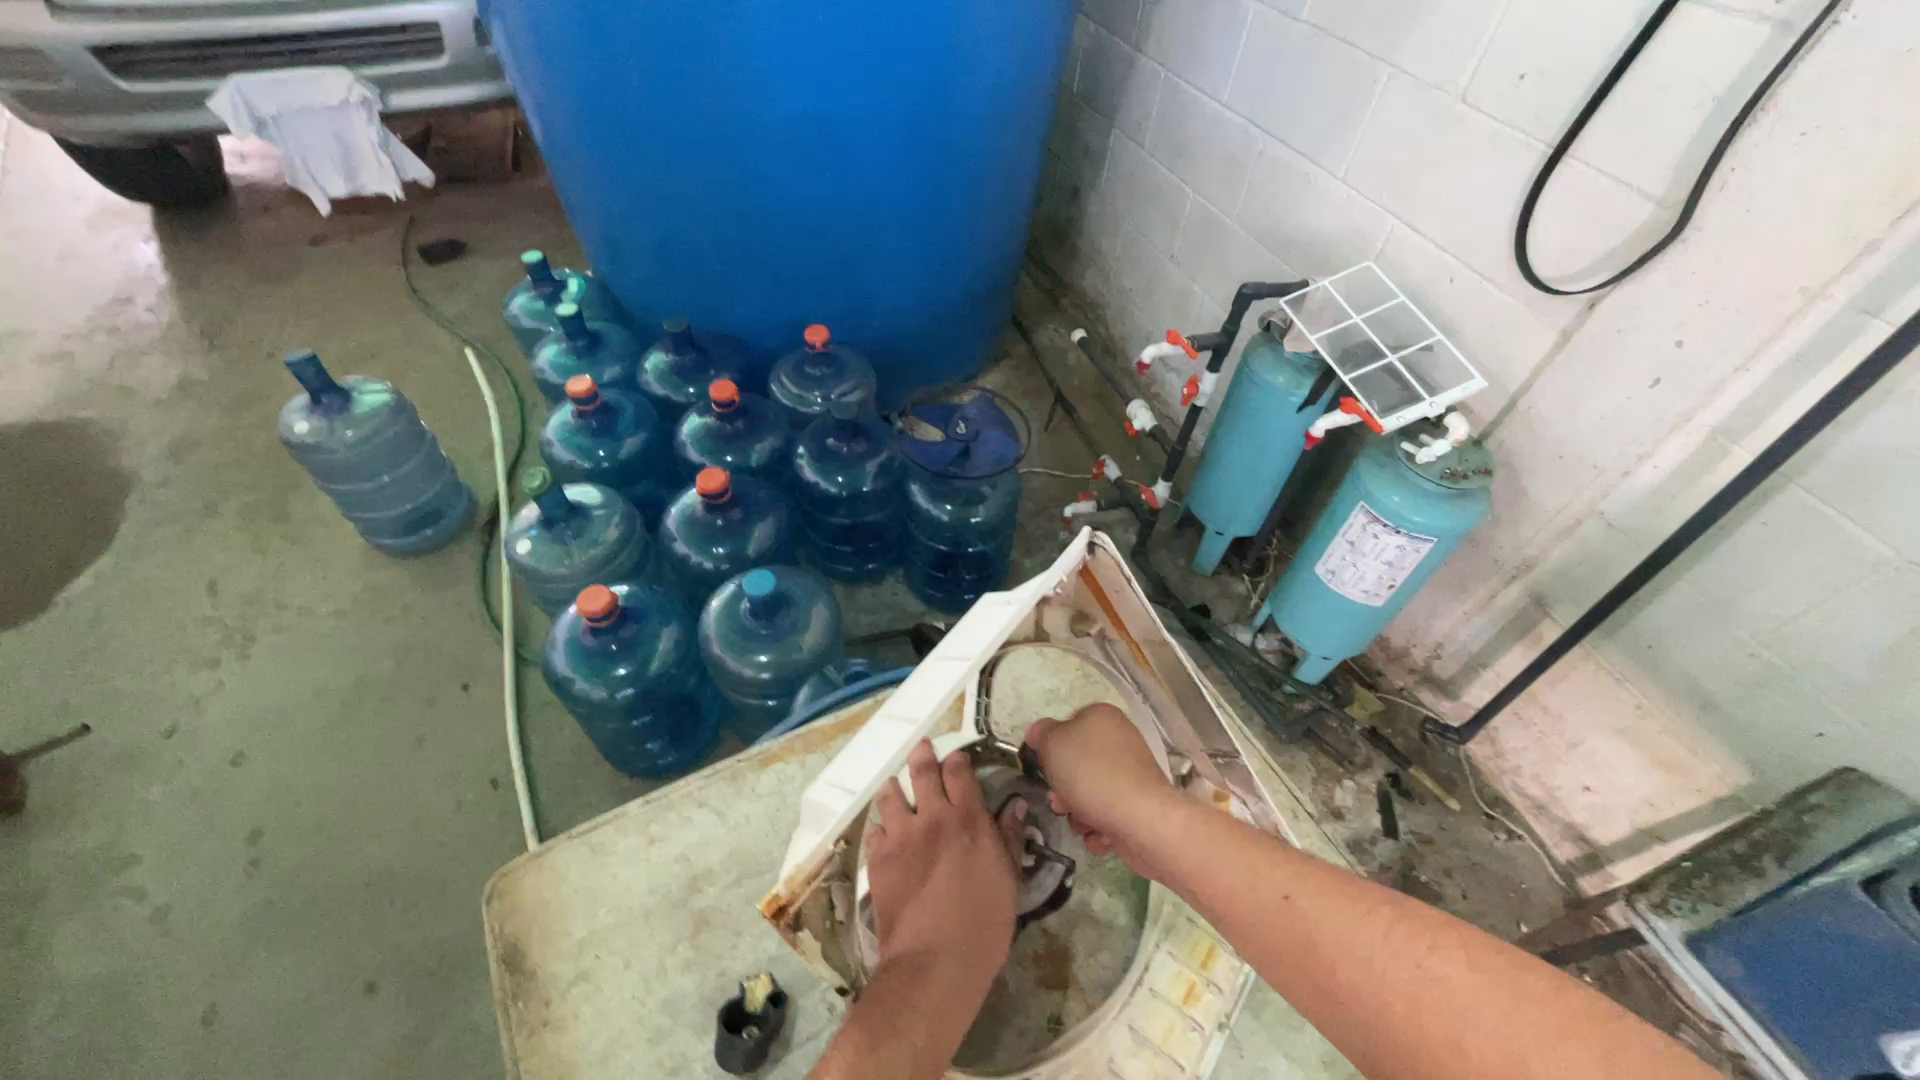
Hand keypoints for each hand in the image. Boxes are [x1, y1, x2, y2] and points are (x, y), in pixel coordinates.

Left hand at [865, 739, 1029, 989]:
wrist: (934, 961)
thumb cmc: (983, 924)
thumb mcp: (1010, 879)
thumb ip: (1010, 838)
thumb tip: (1016, 805)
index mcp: (968, 820)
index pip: (959, 773)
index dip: (957, 760)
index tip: (956, 756)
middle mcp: (932, 818)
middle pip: (922, 772)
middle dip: (922, 755)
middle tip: (921, 748)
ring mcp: (900, 836)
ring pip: (891, 795)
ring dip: (895, 786)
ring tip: (895, 785)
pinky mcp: (877, 859)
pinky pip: (876, 830)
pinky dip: (881, 826)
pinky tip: (885, 832)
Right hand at [1024, 703, 1184, 879]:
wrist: (1142, 820)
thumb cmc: (1091, 774)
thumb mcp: (1053, 744)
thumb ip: (1041, 733)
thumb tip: (1039, 730)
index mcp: (1102, 717)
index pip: (1069, 724)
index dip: (1053, 746)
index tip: (1046, 764)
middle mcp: (1120, 741)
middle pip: (1078, 764)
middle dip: (1063, 788)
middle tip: (1059, 801)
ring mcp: (1131, 776)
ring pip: (1089, 793)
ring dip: (1078, 813)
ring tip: (1083, 822)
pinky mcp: (1139, 806)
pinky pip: (1107, 816)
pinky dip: (1099, 828)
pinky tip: (1101, 835)